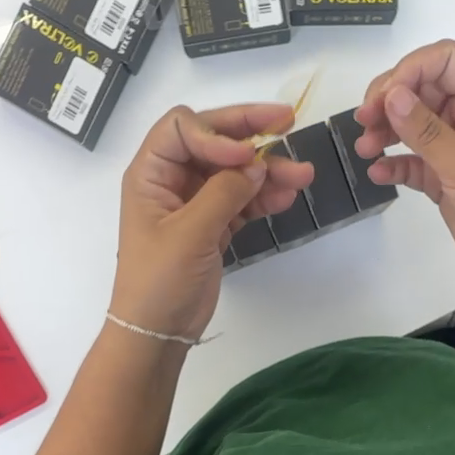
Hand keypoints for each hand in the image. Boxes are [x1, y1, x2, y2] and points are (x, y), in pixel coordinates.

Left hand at [114, 104, 314, 340]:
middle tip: (288, 123)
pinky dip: (263, 197)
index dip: (217, 133)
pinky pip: (241, 201)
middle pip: (213, 143)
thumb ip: (224, 193)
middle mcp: (171, 181)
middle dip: (250, 135)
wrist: (157, 331)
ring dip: (267, 171)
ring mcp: (194, 204)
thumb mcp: (190, 233)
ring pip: (234, 173)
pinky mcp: (213, 227)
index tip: (246, 155)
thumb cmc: (160, 280)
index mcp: (151, 173)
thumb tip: (257, 165)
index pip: (183, 127)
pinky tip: (287, 196)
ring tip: (303, 176)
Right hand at [355, 40, 454, 279]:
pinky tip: (377, 172)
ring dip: (385, 131)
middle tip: (364, 121)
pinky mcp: (441, 177)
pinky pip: (411, 161)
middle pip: (421, 89)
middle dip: (390, 100)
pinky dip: (393, 164)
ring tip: (364, 148)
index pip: (445, 61)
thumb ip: (426, 132)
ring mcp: (452, 148)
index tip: (385, 97)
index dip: (413, 68)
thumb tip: (392, 97)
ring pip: (411, 125)